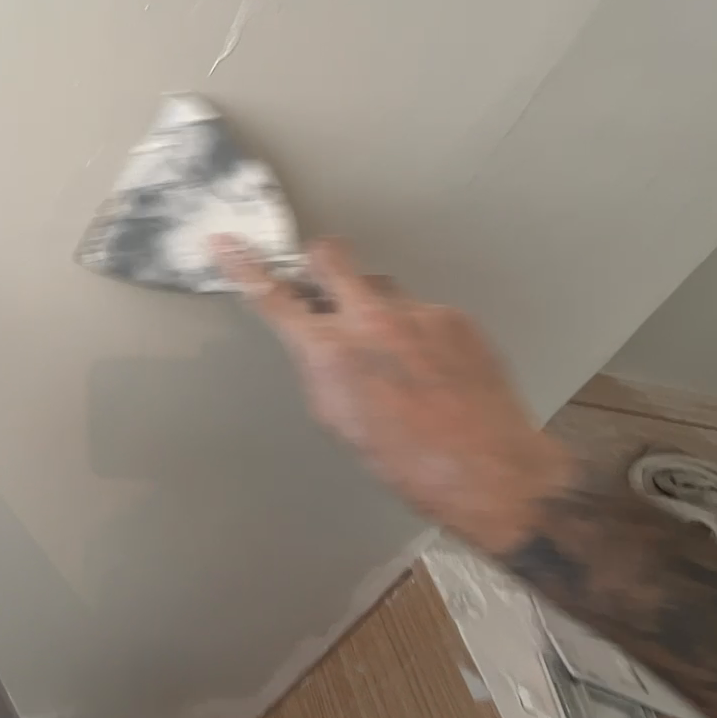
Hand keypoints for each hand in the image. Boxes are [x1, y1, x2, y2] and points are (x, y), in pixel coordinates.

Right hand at [211, 235, 575, 552]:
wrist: (490, 472)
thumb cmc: (405, 460)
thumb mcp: (334, 417)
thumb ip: (317, 365)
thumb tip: (313, 340)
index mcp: (330, 352)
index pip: (273, 296)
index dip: (244, 267)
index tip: (226, 244)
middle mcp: (370, 321)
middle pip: (329, 256)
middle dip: (316, 263)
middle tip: (320, 282)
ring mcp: (417, 314)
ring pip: (377, 284)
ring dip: (370, 304)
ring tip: (390, 348)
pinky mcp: (454, 317)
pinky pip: (418, 307)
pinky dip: (412, 328)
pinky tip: (426, 364)